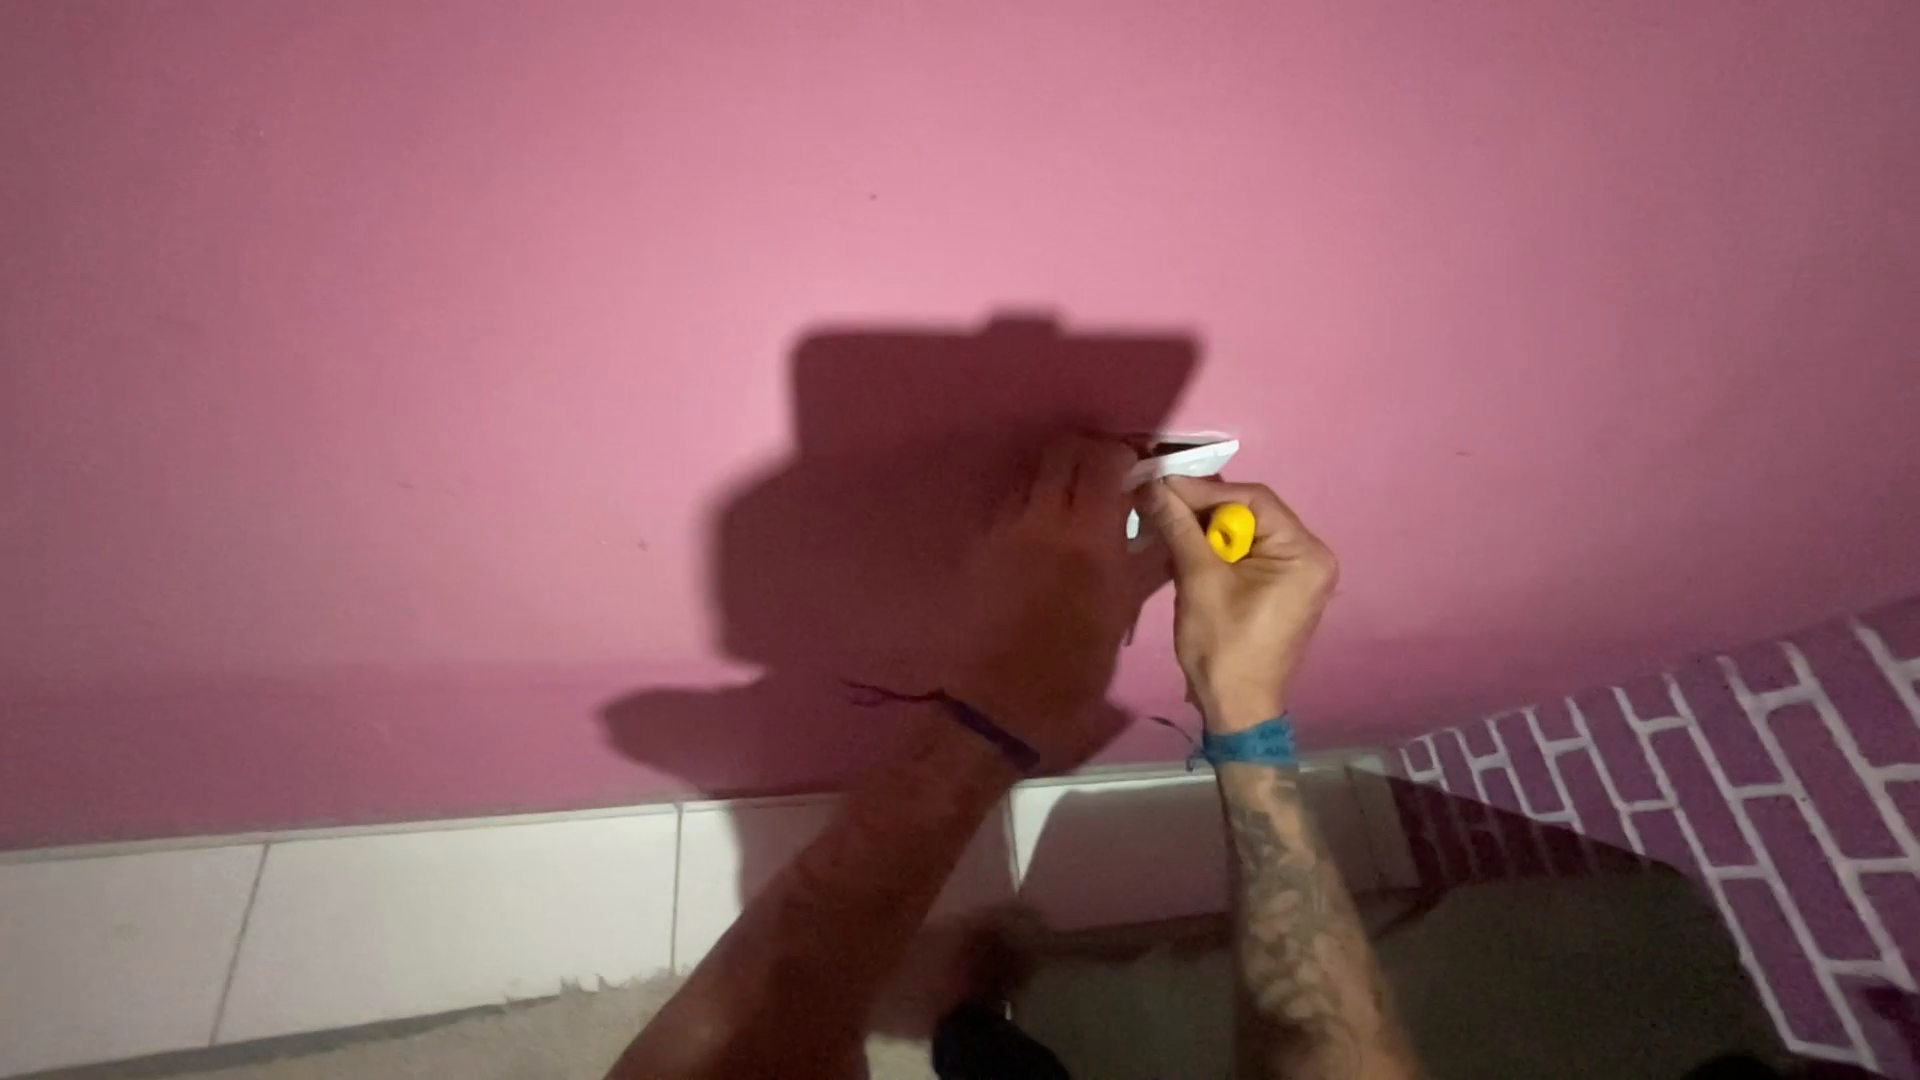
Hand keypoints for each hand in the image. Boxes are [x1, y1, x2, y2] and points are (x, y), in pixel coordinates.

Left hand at [946, 436, 1155, 767]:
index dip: (1121, 452)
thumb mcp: (1123, 612)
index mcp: (1088, 534)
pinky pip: (1008, 500)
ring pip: (1031, 470)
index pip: (1104, 459)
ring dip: (1055, 471)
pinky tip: (1040, 524)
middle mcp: (1043, 518)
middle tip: (1103, 474)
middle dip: (1087, 451)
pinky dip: (1029, 497)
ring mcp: (1006, 527)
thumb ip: (1147, 559)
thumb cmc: (1076, 663)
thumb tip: (1164, 523)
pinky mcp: (981, 542)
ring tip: (1070, 497)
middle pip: (1062, 449)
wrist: (1003, 697)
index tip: (1133, 467)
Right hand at [1139, 476, 1337, 731]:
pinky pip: (1242, 551)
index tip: (1159, 485)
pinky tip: (1180, 545)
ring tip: (1162, 520)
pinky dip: (1211, 547)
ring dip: (1200, 527)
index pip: (1252, 500)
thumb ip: (1179, 527)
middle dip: (1200, 508)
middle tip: (1156, 501)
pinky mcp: (1276, 585)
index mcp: (1303, 553)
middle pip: (1248, 512)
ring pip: (1241, 531)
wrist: (1234, 706)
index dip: (1203, 490)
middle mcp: (1308, 555)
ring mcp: (1294, 571)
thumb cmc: (1222, 645)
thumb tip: (1152, 486)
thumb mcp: (1198, 580)